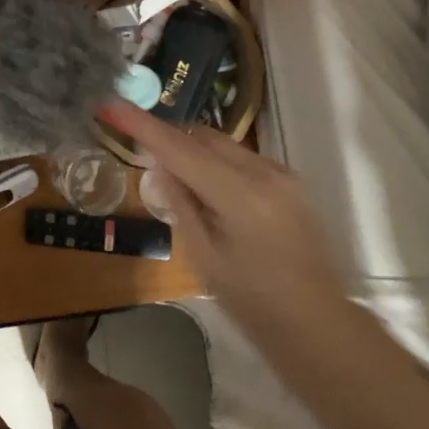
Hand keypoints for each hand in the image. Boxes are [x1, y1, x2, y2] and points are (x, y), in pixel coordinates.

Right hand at [103, 100, 345, 335]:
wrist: (318, 326)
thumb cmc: (252, 301)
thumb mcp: (202, 256)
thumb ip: (179, 202)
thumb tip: (158, 162)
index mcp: (241, 197)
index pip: (180, 149)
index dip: (141, 124)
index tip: (110, 102)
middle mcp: (265, 174)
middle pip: (202, 137)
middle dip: (167, 137)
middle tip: (137, 149)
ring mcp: (282, 175)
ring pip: (220, 144)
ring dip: (191, 150)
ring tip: (172, 176)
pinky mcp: (290, 182)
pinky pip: (239, 157)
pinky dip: (214, 162)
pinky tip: (206, 189)